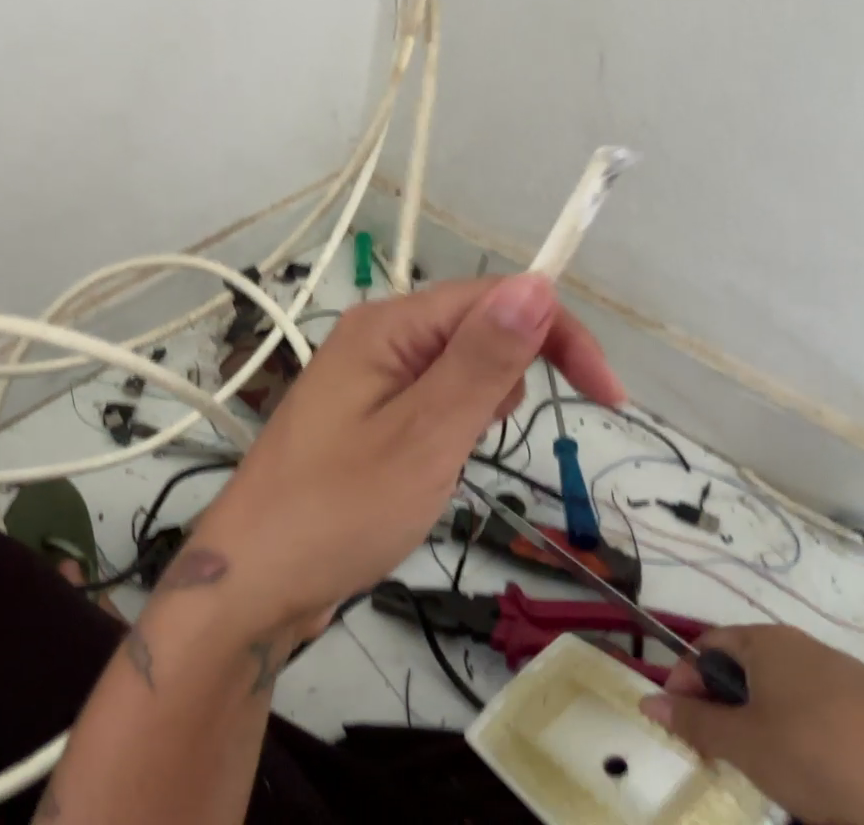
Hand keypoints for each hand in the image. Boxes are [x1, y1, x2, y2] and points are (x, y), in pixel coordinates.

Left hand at [187, 275, 622, 634]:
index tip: (609, 399)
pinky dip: (447, 433)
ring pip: (454, 373)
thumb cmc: (339, 510)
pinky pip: (427, 407)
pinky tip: (426, 472)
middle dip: (508, 378)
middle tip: (475, 443)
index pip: (493, 298)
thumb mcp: (425, 435)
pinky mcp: (360, 421)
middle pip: (474, 329)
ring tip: (441, 463)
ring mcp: (362, 382)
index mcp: (385, 328)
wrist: (255, 579)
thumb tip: (537, 283)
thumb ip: (482, 360)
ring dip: (475, 413)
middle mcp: (372, 341)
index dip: (557, 335)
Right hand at [642, 626, 863, 824]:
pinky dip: (810, 741)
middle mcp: (813, 650)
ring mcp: (859, 683)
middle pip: (750, 667)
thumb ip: (693, 722)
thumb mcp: (743, 746)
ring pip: (790, 695)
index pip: (710, 644)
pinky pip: (830, 718)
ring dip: (766, 725)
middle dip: (726, 704)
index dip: (685, 678)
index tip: (679, 720)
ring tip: (766, 769)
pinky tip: (819, 781)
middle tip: (718, 748)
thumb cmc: (821, 761)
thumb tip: (649, 702)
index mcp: (772, 643)